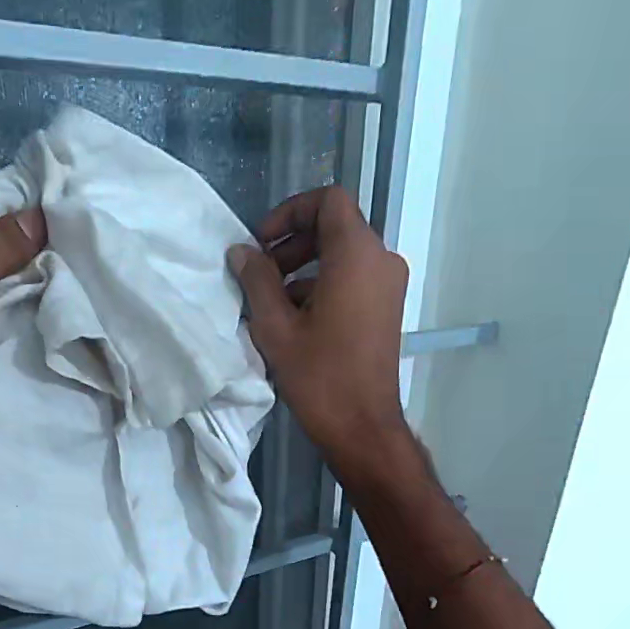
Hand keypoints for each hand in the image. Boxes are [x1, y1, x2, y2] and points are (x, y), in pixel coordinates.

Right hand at [226, 186, 412, 476]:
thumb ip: (257, 280)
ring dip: (304, 268)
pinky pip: (353, 279)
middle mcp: (381, 261)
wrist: (362, 427)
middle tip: (260, 273)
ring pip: (342, 255)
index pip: (328, 201)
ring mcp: (388, 286)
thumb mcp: (276, 327)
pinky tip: (294, 320)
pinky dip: (323, 286)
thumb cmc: (319, 377)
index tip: (262, 243)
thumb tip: (241, 252)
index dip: (291, 212)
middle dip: (293, 243)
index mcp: (356, 256)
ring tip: (270, 302)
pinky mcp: (387, 309)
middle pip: (335, 227)